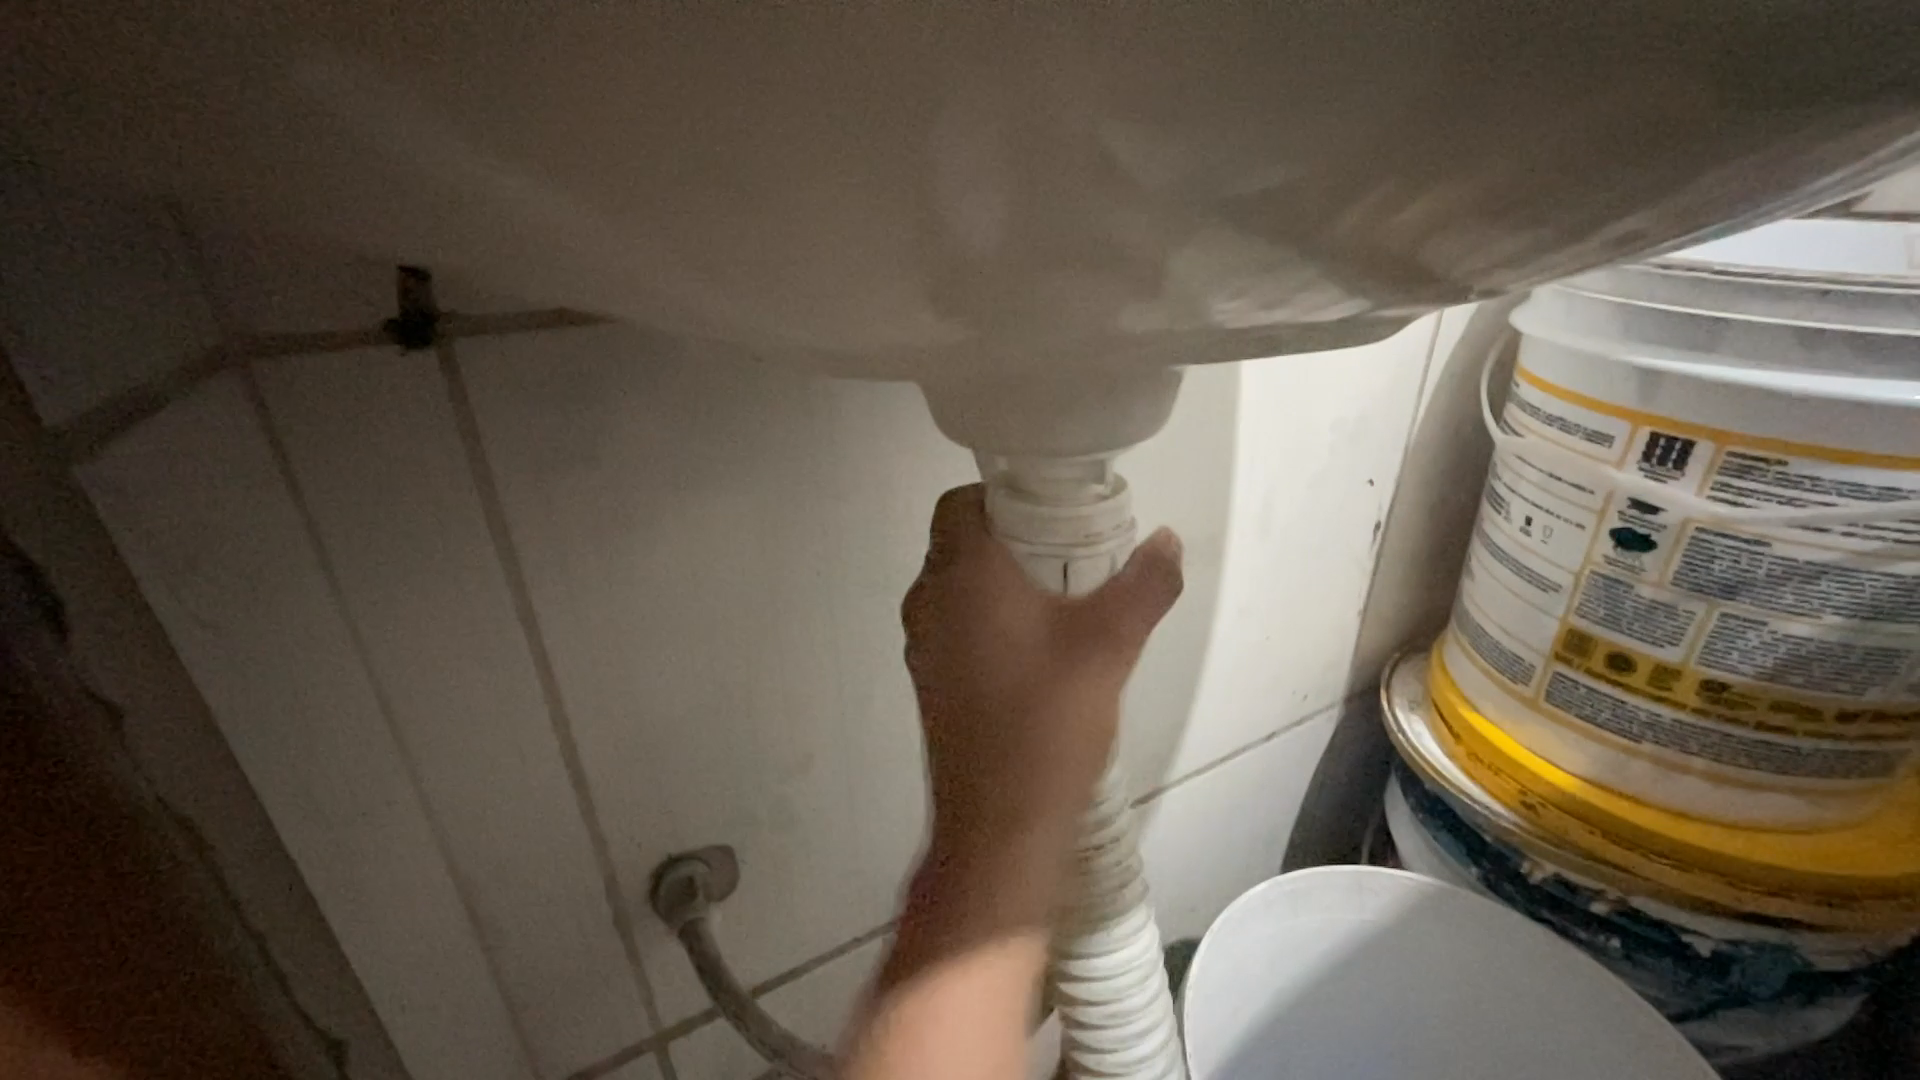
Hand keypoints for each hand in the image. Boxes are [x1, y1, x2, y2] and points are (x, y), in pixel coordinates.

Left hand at [900, 484, 1183, 853]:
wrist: (999, 824)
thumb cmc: (1048, 719)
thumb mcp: (1110, 644)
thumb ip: (1144, 584)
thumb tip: (1166, 541)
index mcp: (960, 574)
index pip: (960, 503)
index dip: (1000, 498)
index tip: (1048, 514)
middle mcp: (927, 601)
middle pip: (958, 544)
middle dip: (1008, 541)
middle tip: (1065, 555)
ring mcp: (921, 646)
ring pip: (954, 590)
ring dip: (996, 585)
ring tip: (1057, 604)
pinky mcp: (928, 684)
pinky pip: (952, 630)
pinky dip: (984, 623)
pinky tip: (1032, 655)